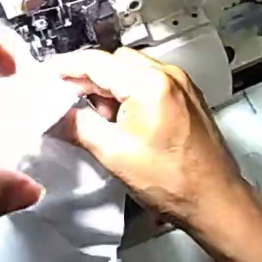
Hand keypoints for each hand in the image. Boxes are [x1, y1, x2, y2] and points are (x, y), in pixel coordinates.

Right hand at [49, 48, 261, 244]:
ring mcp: (180, 83)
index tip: (47, 73)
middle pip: (116, 62)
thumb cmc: (172, 180)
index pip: (98, 62)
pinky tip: (121, 120)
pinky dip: (130, 93)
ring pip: (133, 71)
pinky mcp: (186, 96)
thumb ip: (79, 127)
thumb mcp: (114, 154)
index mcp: (149, 82)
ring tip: (98, 119)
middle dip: (90, 78)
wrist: (214, 199)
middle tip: (68, 101)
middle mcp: (168, 74)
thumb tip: (55, 115)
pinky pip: (150, 81)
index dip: (67, 67)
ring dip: (111, 87)